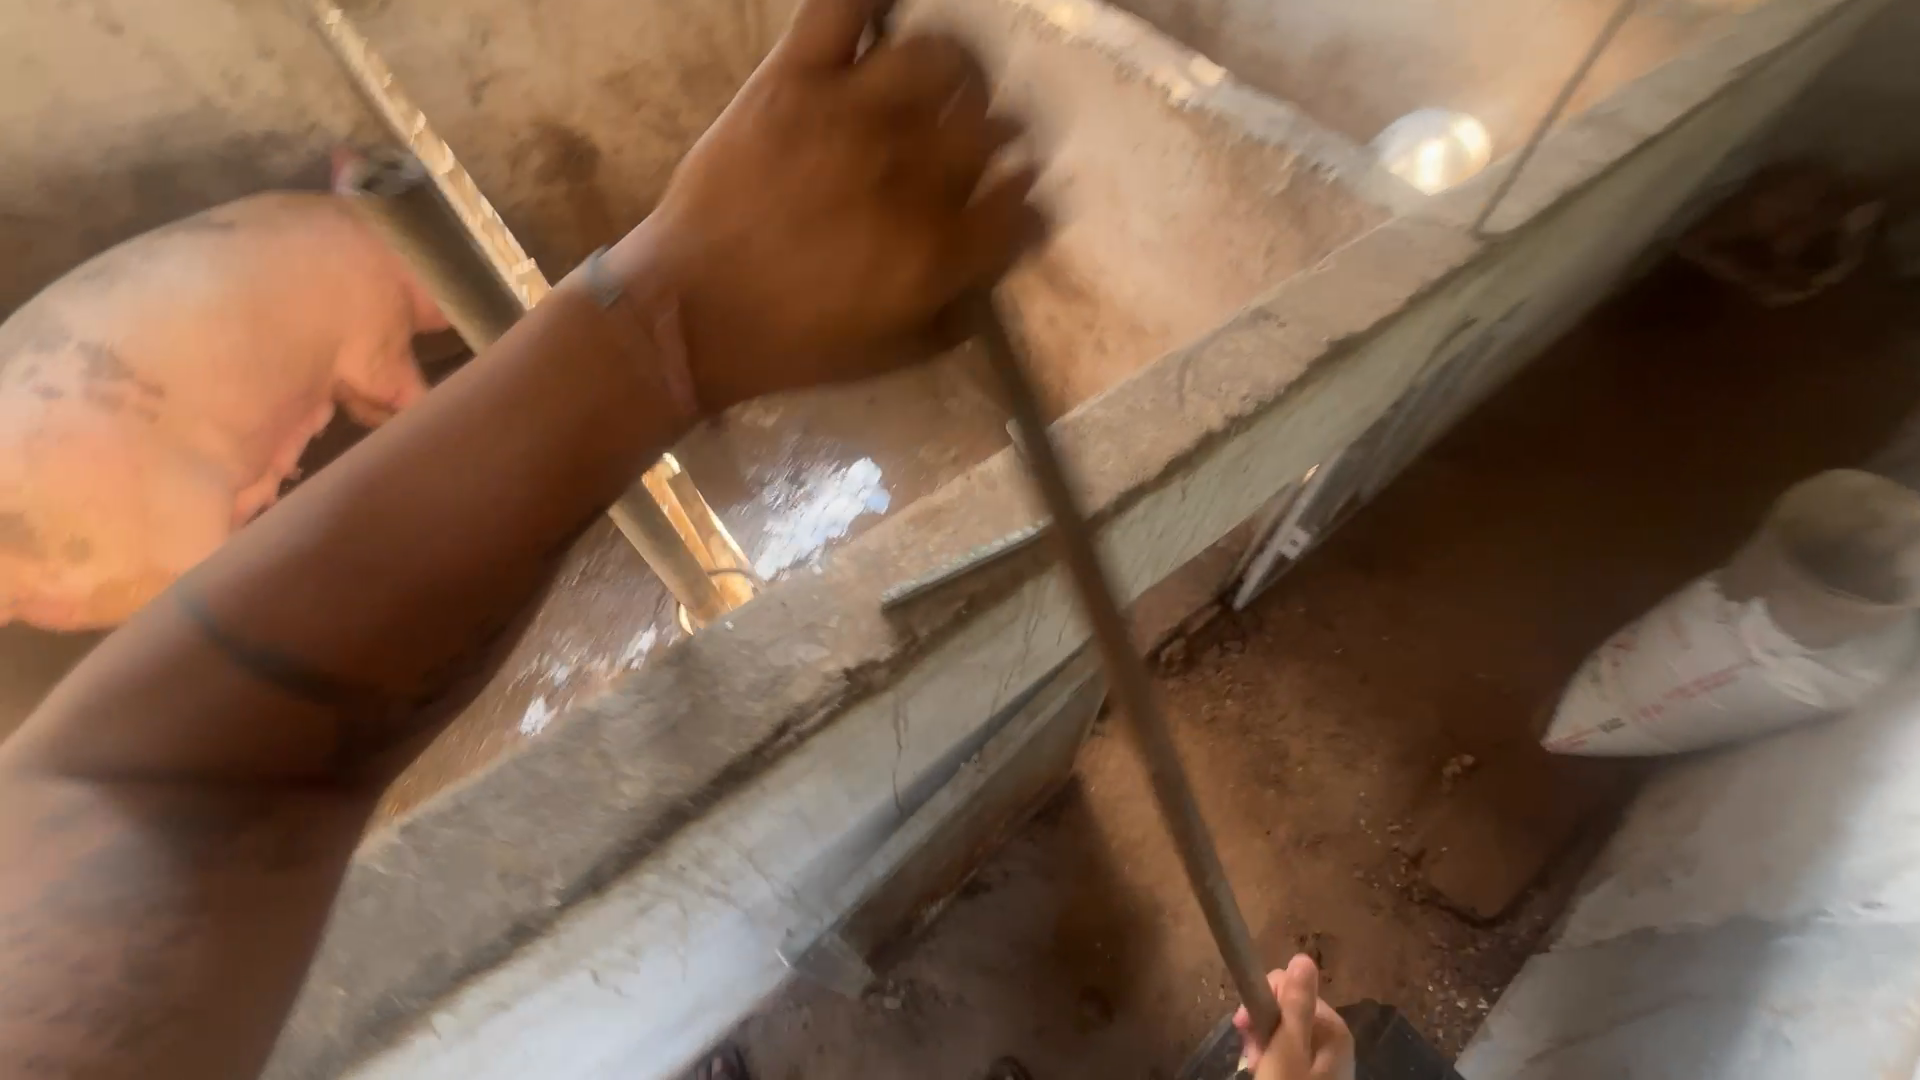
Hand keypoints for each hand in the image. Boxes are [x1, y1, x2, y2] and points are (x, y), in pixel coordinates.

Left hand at [609, 0, 1044, 412]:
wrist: (697, 310)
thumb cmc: (799, 344)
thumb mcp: (896, 352)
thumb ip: (957, 311)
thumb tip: (990, 270)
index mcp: (940, 249)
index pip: (1022, 204)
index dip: (1024, 205)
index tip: (1007, 207)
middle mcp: (912, 173)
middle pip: (994, 127)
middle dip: (998, 142)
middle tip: (970, 153)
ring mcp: (853, 114)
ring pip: (941, 57)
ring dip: (955, 74)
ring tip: (937, 90)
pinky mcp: (795, 78)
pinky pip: (845, 6)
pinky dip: (870, 2)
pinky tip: (882, 23)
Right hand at [1234, 955, 1356, 1079]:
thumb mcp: (1287, 1049)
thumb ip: (1294, 1003)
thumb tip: (1303, 956)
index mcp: (1331, 1026)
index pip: (1288, 985)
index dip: (1262, 999)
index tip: (1245, 1024)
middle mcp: (1332, 1037)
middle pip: (1285, 1008)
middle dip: (1260, 1024)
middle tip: (1250, 1051)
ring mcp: (1324, 1059)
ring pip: (1282, 1030)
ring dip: (1262, 1043)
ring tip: (1255, 1065)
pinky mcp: (1315, 1075)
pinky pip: (1287, 1052)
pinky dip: (1270, 1058)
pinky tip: (1263, 1071)